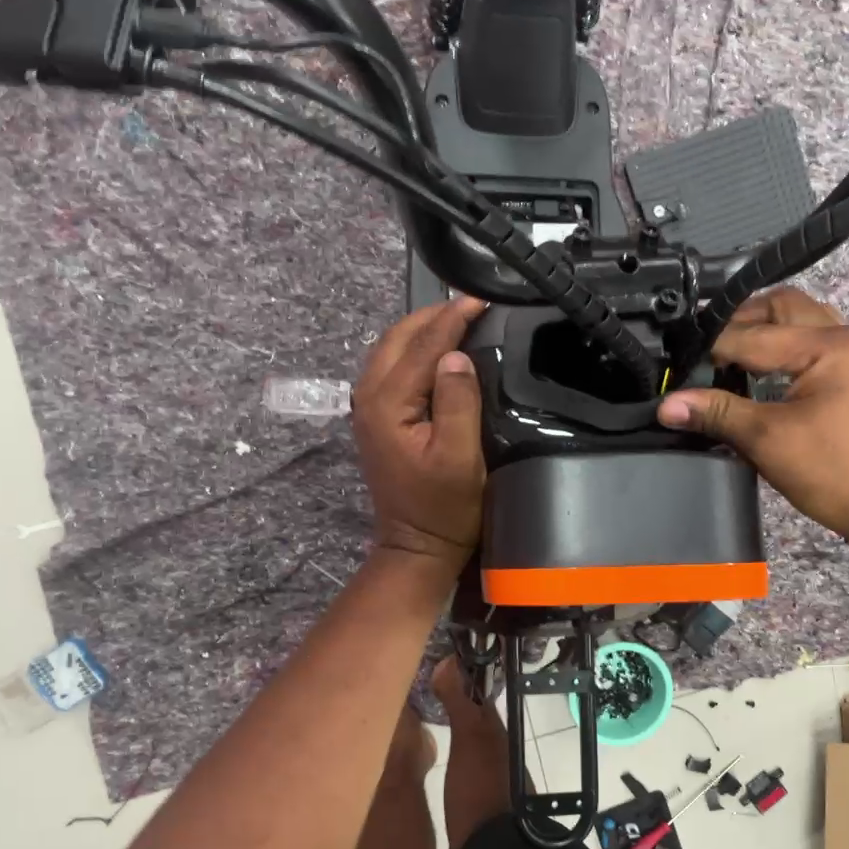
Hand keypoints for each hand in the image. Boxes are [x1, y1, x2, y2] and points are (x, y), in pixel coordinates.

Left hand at [352, 295, 487, 571]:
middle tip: (471, 305)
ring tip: (456, 320)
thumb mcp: (460, 458)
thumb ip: (458, 402)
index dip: (452, 319)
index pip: (422, 346)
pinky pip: (390, 368)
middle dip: (432, 317)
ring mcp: (367, 409)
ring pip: (389, 350)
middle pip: (396, 339)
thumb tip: (457, 356)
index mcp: (388, 403)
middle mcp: (369, 398)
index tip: (480, 300)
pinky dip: (413, 350)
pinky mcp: (375, 419)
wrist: (416, 548)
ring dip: (420, 331)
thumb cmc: (444, 509)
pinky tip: (435, 351)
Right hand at [656, 288, 848, 545]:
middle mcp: (842, 340)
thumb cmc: (838, 472)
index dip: (709, 350)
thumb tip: (667, 405)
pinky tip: (756, 376)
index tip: (675, 368)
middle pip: (781, 307)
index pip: (751, 335)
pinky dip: (779, 350)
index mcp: (826, 345)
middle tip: (702, 348)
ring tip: (725, 359)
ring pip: (798, 324)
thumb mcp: (768, 441)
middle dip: (739, 321)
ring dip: (762, 331)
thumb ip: (717, 413)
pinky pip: (809, 347)